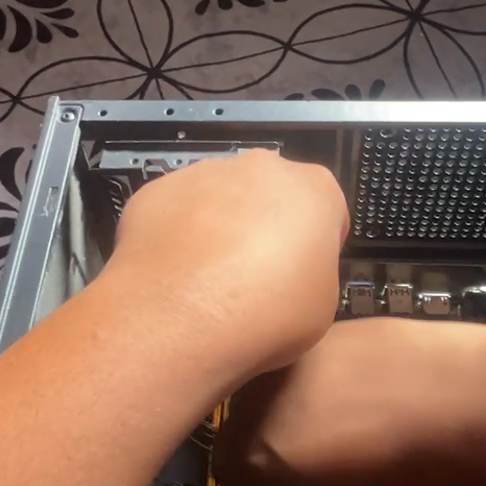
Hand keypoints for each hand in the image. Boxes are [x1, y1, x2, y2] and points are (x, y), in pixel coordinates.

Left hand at [98, 149, 346, 381]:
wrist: (181, 317)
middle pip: (271, 192)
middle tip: (257, 275)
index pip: (327, 208)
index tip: (305, 269)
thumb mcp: (323, 305)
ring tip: (211, 278)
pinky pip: (177, 210)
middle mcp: (261, 168)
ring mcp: (204, 173)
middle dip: (267, 225)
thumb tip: (294, 272)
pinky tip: (178, 272)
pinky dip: (179, 233)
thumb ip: (315, 270)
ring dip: (221, 227)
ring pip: (221, 197)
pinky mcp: (158, 189)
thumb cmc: (266, 313)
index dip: (318, 241)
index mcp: (315, 189)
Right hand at [215, 317, 485, 485]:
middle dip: (247, 476)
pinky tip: (333, 401)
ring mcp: (287, 361)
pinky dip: (301, 393)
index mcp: (259, 459)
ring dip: (270, 428)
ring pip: (258, 402)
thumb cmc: (414, 465)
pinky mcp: (319, 334)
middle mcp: (257, 405)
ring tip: (304, 443)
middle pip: (232, 447)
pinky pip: (294, 372)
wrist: (469, 392)